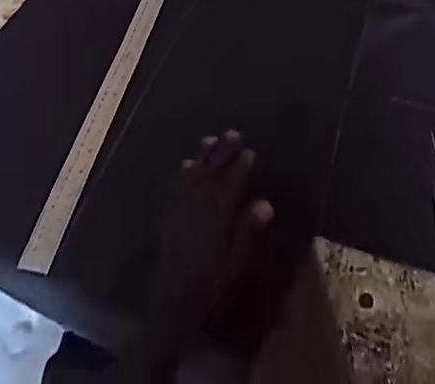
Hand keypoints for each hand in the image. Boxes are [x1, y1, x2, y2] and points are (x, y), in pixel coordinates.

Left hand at [125, 129, 273, 379]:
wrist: (176, 300)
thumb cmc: (213, 282)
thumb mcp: (237, 261)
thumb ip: (248, 230)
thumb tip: (266, 202)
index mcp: (217, 214)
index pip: (231, 182)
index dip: (241, 165)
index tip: (250, 151)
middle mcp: (198, 205)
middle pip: (212, 171)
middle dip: (223, 151)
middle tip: (233, 132)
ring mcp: (180, 207)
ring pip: (193, 173)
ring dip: (203, 155)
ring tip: (211, 139)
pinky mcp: (168, 214)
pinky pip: (176, 186)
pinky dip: (183, 172)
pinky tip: (186, 164)